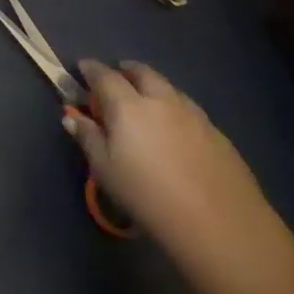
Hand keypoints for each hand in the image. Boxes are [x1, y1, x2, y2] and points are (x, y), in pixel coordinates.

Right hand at [65, 60, 276, 252]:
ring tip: (147, 101)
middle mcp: (163, 102)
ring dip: (154, 87)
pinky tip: (176, 130)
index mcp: (129, 107)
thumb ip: (88, 138)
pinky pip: (191, 110)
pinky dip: (175, 108)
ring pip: (171, 89)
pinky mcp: (220, 136)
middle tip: (117, 76)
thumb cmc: (149, 196)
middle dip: (127, 70)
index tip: (83, 68)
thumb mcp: (106, 170)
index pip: (105, 76)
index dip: (91, 69)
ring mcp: (196, 117)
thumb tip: (72, 117)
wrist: (221, 226)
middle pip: (144, 73)